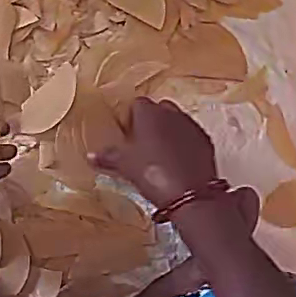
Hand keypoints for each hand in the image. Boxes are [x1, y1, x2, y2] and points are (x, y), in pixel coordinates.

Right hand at [91, 99, 242, 210]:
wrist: (190, 192)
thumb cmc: (151, 172)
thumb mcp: (125, 165)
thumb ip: (108, 156)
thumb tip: (90, 155)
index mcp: (148, 112)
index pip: (137, 104)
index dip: (131, 118)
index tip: (126, 134)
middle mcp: (171, 112)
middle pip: (158, 109)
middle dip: (151, 121)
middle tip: (141, 143)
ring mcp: (190, 125)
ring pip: (176, 121)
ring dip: (168, 131)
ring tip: (159, 154)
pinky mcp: (205, 140)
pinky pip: (190, 135)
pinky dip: (183, 143)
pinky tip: (177, 161)